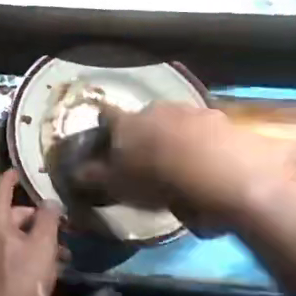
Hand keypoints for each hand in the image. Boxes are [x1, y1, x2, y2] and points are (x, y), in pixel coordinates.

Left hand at [0, 170, 61, 295]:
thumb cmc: (21, 281)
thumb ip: (48, 219)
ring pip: (12, 236)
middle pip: (11, 214)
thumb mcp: (42, 247)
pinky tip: (46, 269)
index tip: (22, 169)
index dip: (13, 177)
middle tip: (64, 231)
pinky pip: (6, 251)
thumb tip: (49, 201)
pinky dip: (25, 253)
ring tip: (63, 256)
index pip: (1, 187)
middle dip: (38, 220)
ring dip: (36, 241)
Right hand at [81, 104, 286, 231]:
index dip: (104, 127)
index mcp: (125, 123)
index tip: (106, 141)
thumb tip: (74, 172)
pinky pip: (206, 130)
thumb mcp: (117, 187)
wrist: (222, 172)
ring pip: (176, 121)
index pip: (105, 116)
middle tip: (148, 159)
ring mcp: (190, 111)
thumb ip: (93, 177)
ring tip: (182, 165)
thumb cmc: (158, 180)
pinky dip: (205, 143)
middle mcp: (154, 109)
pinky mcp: (222, 120)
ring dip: (176, 137)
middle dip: (144, 133)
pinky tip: (210, 164)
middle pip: (143, 118)